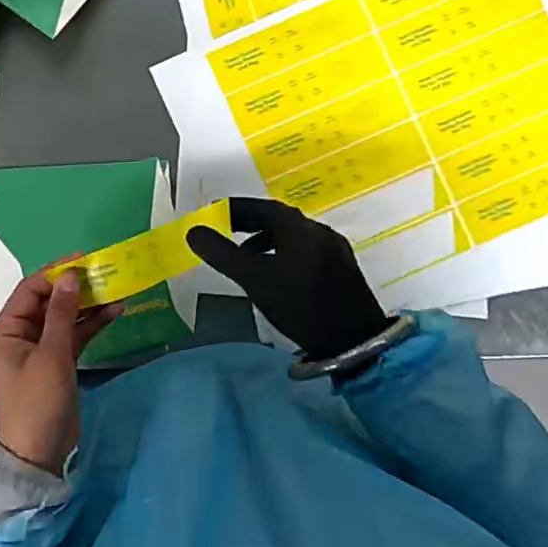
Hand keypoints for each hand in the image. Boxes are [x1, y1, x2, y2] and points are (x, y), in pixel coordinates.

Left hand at [0, 267, 120, 474]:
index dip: (56, 273)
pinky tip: (114, 312)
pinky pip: (71, 336)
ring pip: (63, 318)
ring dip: (87, 305)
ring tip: (116, 288)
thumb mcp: (51, 356)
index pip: (29, 290)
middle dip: (75, 288)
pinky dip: (90, 325)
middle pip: (47, 301)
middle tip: (106, 272)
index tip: (85, 260)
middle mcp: (17, 335)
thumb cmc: (37, 403)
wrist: (38, 454)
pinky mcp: (55, 362)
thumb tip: (71, 276)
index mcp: (4, 330)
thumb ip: (62, 314)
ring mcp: (37, 349)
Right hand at [186, 197, 388, 359]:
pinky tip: (273, 272)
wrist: (354, 340)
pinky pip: (304, 250)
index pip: (265, 208)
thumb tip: (194, 231)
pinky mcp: (341, 271)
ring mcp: (334, 252)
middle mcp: (320, 234)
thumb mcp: (254, 279)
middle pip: (280, 219)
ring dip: (265, 239)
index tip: (215, 209)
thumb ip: (222, 254)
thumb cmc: (301, 305)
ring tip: (244, 254)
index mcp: (301, 230)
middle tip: (225, 227)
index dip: (237, 207)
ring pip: (293, 236)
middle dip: (250, 221)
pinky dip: (281, 252)